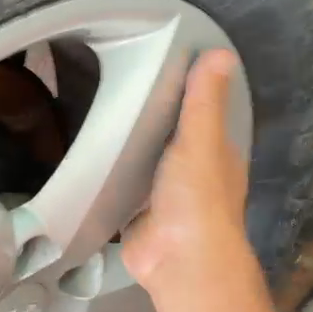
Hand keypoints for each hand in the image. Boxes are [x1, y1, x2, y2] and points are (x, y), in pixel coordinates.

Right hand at [121, 49, 255, 291]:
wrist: (176, 258)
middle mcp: (194, 173)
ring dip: (132, 145)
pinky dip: (112, 173)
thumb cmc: (196, 197)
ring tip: (98, 110)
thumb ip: (204, 101)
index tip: (162, 62)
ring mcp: (165, 195)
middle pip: (173, 137)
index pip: (206, 114)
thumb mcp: (200, 140)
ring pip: (148, 161)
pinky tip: (90, 156)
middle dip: (154, 117)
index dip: (191, 90)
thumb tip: (222, 52)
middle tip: (118, 81)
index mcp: (217, 154)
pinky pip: (124, 186)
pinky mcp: (138, 213)